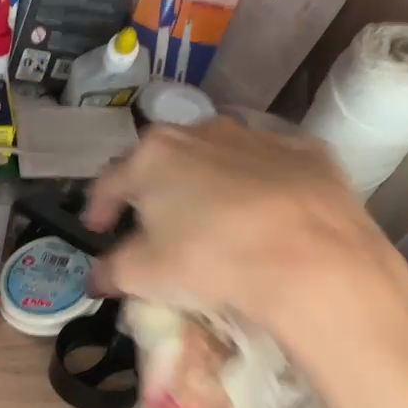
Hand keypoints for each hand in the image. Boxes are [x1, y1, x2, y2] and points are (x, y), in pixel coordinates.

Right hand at [83, 119, 407, 371]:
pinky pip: (262, 168)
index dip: (97, 211)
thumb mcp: (141, 276)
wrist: (310, 256)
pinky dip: (250, 187)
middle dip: (149, 192)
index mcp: (150, 156)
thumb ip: (110, 271)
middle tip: (148, 227)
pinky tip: (254, 219)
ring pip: (212, 159)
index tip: (96, 232)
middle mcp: (199, 131)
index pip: (108, 182)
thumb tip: (98, 275)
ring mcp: (254, 135)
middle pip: (159, 163)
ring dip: (200, 186)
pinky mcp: (303, 149)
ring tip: (204, 222)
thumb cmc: (207, 259)